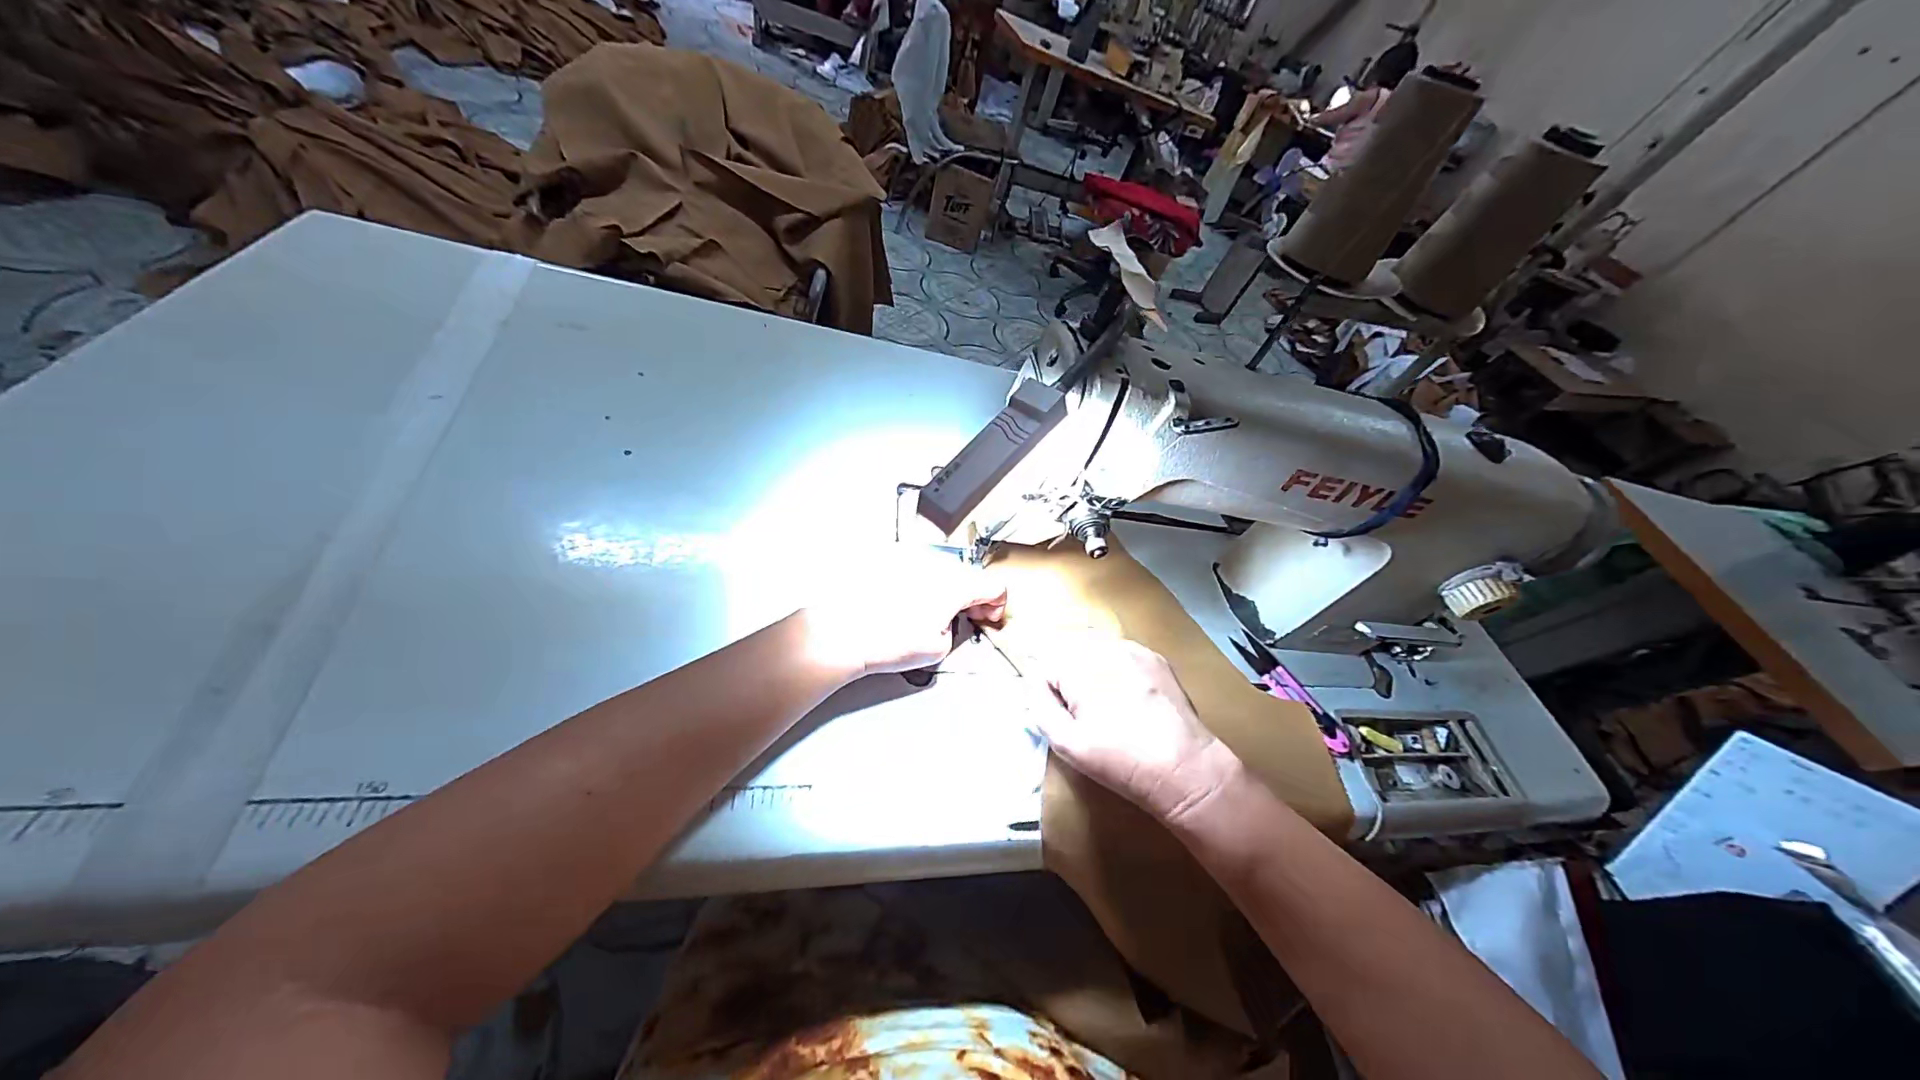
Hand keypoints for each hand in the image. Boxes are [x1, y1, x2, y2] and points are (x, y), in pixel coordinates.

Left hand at [799, 547, 1006, 678]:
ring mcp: (911, 560)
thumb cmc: (884, 639)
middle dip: (970, 597)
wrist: (843, 632)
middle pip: (968, 576)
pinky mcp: (889, 562)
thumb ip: (957, 629)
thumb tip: (951, 623)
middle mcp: (935, 565)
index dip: (997, 604)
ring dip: (944, 590)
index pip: (994, 585)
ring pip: (942, 572)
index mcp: (955, 584)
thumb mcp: (939, 648)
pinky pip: (916, 571)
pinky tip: (907, 607)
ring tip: (929, 616)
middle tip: (964, 618)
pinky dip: (920, 586)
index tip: (989, 615)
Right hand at [1036, 638, 1241, 823]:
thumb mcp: (1066, 743)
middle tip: (1082, 712)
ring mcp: (1134, 649)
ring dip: (1090, 667)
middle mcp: (1105, 647)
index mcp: (1080, 665)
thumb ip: (1039, 705)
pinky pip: (1121, 652)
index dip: (1048, 691)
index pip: (1043, 663)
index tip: (1063, 716)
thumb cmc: (1120, 761)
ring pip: (1094, 646)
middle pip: (1067, 647)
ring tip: (1104, 704)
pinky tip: (1126, 696)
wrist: (1184, 769)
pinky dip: (1114, 667)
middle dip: (1067, 674)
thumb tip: (1032, 680)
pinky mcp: (1155, 658)